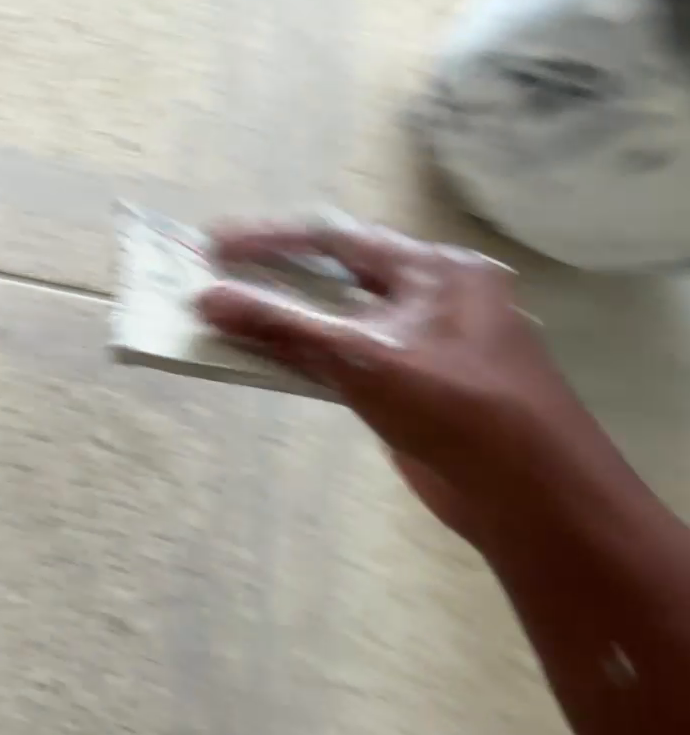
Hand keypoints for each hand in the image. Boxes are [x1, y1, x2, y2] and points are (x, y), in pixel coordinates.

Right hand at [195, 219, 613, 539]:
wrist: (531, 495)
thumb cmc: (455, 407)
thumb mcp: (361, 355)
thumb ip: (279, 324)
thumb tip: (205, 299)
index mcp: (436, 272)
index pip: (337, 239)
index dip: (268, 239)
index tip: (212, 245)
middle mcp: (430, 295)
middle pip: (333, 272)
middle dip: (270, 273)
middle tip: (214, 271)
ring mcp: (417, 339)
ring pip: (331, 315)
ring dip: (277, 315)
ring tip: (222, 310)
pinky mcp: (402, 379)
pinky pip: (335, 351)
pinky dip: (293, 349)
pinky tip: (254, 353)